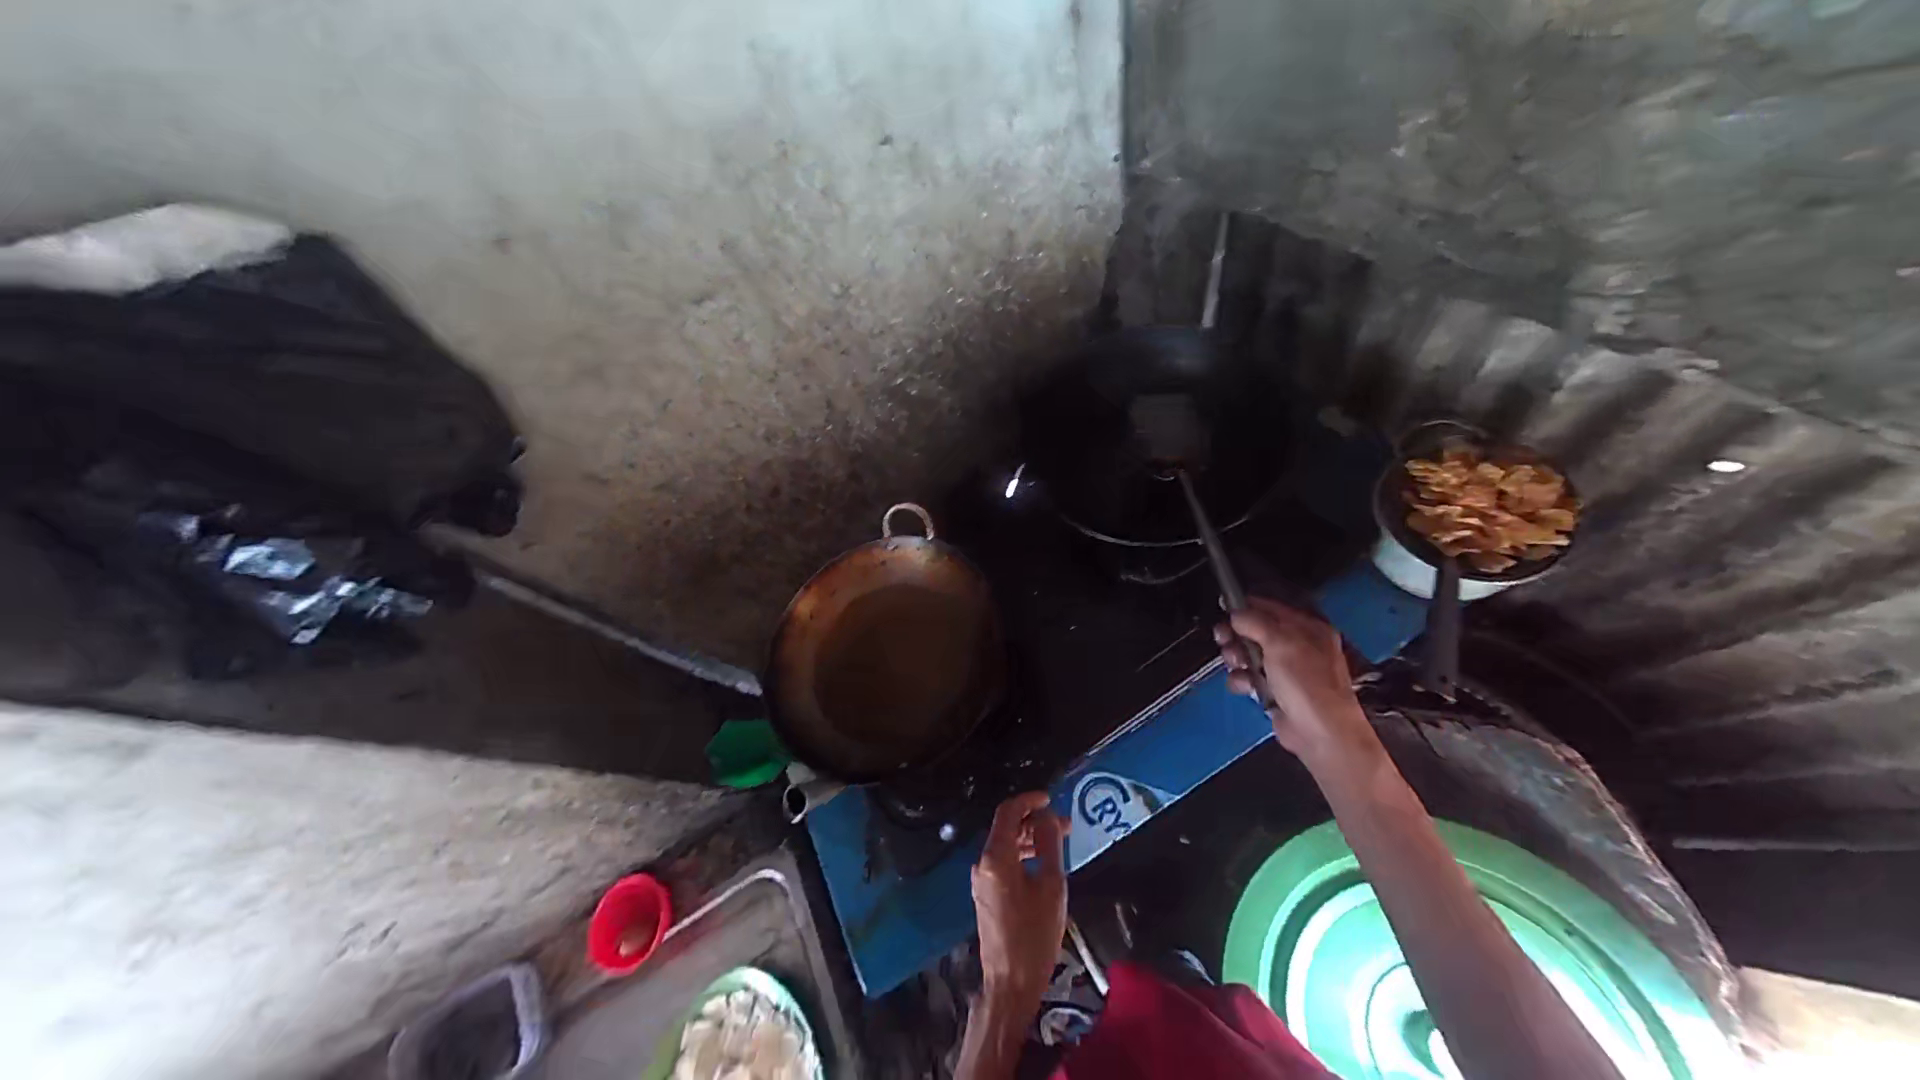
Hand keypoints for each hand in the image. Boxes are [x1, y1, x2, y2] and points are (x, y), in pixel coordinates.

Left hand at [970, 791, 1066, 1007]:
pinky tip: (1044, 863)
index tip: (1050, 798)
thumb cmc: (1034, 935)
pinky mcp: (986, 894)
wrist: (1010, 982)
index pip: (1008, 812)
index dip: (1029, 800)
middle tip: (1064, 824)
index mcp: (996, 857)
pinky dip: (1023, 855)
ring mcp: (982, 880)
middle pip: (1006, 828)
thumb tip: (1048, 816)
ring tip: (1059, 841)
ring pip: (1005, 845)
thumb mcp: (1051, 887)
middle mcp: (983, 863)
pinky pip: (1004, 862)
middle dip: (1034, 821)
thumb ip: (1049, 845)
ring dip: (1030, 838)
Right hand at [1215, 597, 1377, 766]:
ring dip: (1236, 658)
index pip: (1272, 607)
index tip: (1224, 605)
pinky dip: (1242, 680)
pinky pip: (1248, 677)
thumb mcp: (1280, 642)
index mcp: (1308, 629)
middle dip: (1236, 634)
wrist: (1320, 732)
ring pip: (1248, 654)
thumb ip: (1255, 621)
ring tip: (1237, 664)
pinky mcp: (1274, 690)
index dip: (1247, 605)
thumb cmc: (1307, 683)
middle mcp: (1297, 646)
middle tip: (1224, 638)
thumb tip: (1235, 614)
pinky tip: (1244, 685)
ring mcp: (1285, 670)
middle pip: (1255, 631)